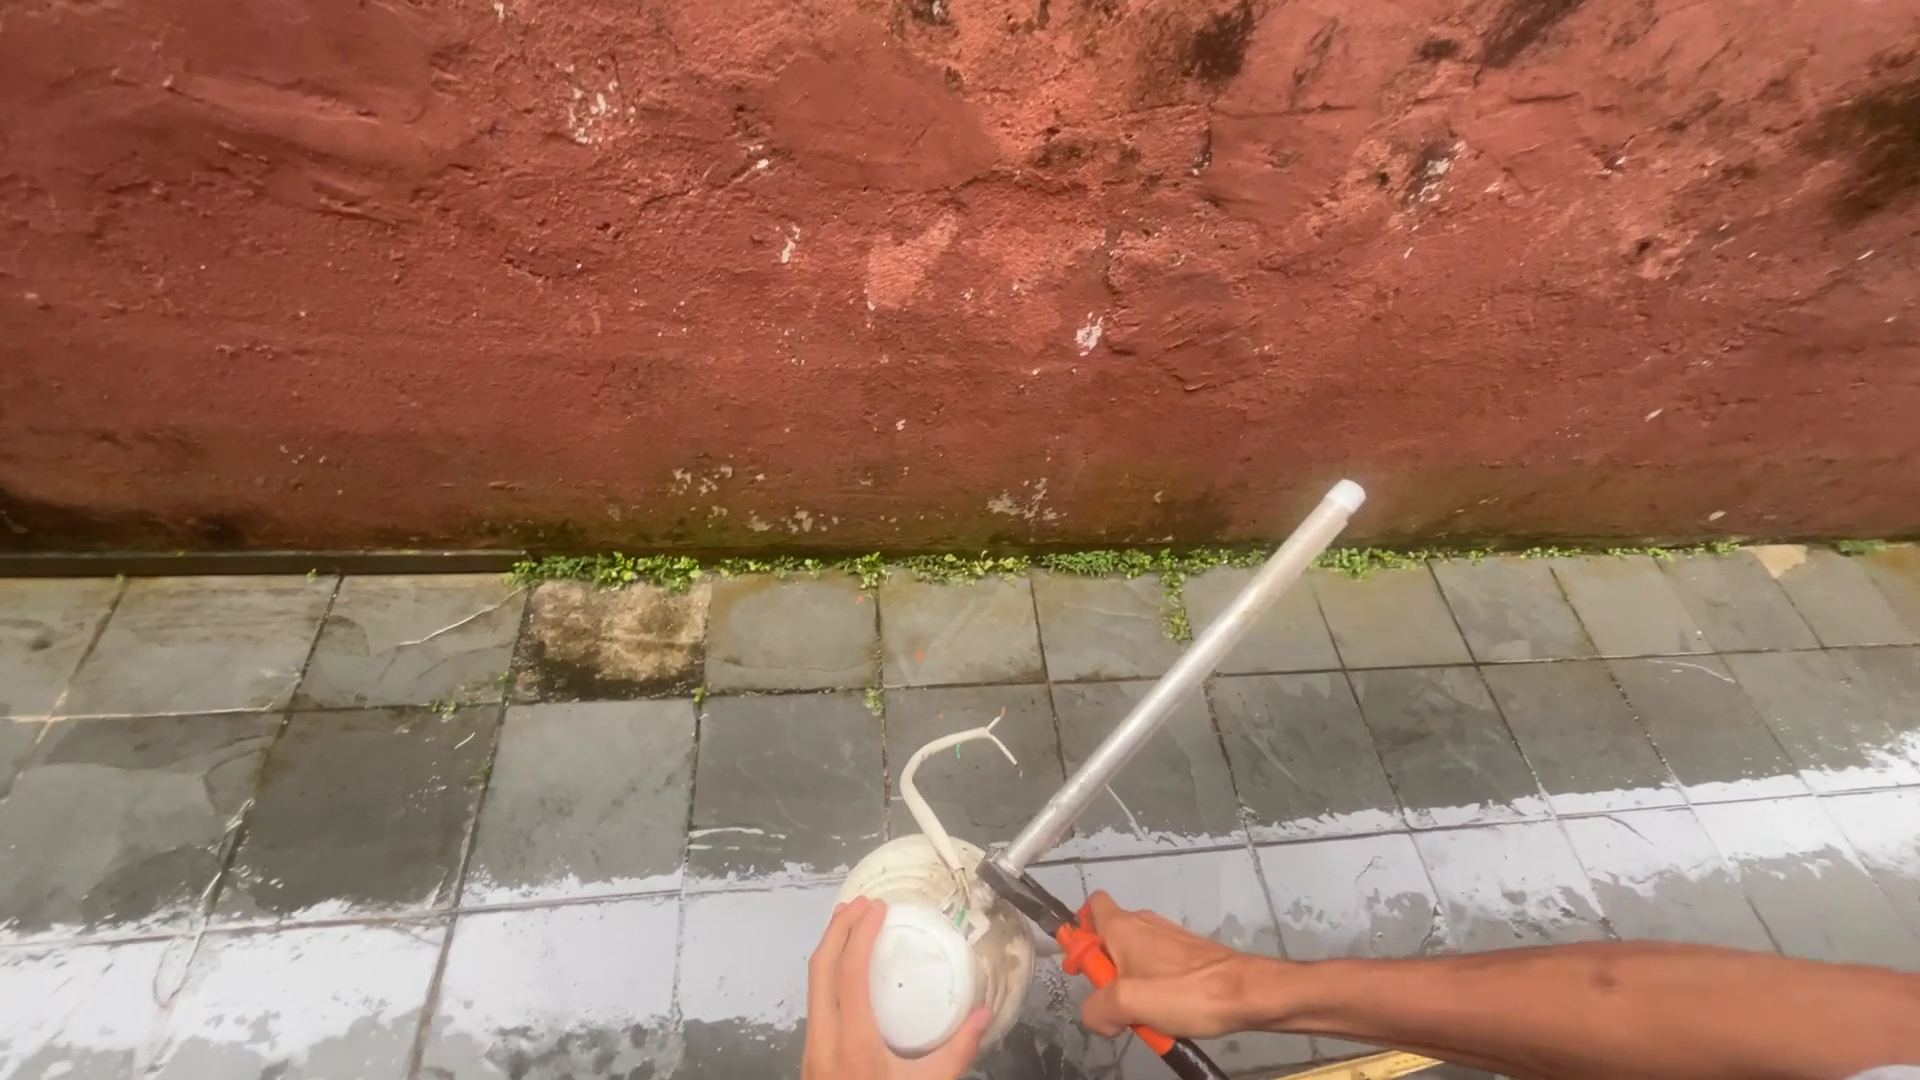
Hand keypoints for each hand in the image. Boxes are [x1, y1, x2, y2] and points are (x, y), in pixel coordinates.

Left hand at [803, 896, 989, 1079]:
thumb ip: (958, 1051)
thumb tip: (983, 1013)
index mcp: (852, 1042)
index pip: (848, 971)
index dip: (860, 932)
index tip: (878, 907)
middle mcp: (823, 1040)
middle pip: (819, 967)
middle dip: (838, 928)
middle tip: (861, 903)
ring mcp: (811, 1049)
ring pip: (812, 983)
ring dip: (830, 947)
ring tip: (851, 924)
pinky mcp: (810, 1057)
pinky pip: (815, 1000)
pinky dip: (828, 971)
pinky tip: (846, 969)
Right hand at [1078, 890, 1268, 1038]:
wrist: (1243, 992)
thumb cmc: (1182, 991)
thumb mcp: (1128, 1004)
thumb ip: (1098, 1009)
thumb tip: (1096, 1016)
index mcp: (1121, 926)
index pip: (1091, 906)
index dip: (1080, 933)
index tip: (1085, 969)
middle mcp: (1141, 922)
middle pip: (1110, 939)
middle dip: (1107, 973)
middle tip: (1118, 1004)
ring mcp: (1166, 936)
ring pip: (1135, 958)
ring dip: (1132, 986)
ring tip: (1147, 1016)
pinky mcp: (1186, 953)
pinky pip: (1158, 967)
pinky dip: (1156, 988)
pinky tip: (1169, 1015)